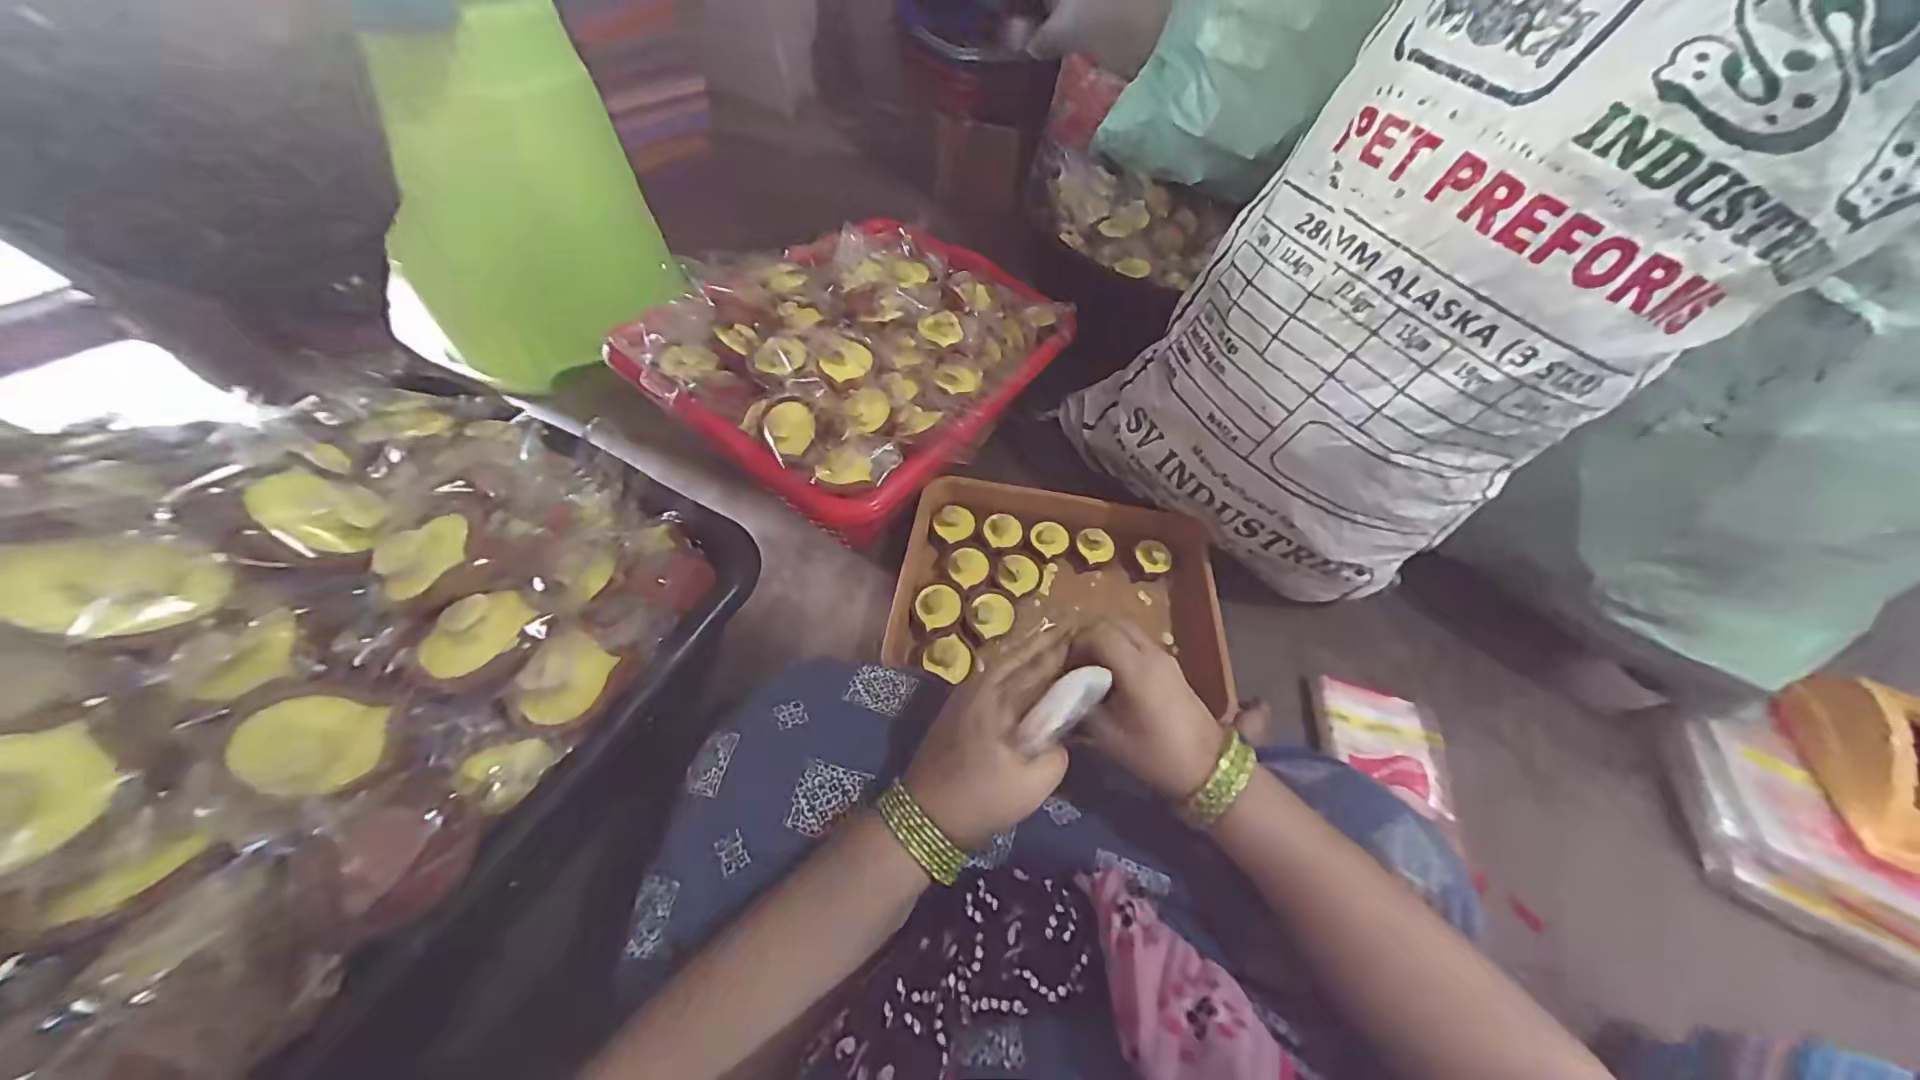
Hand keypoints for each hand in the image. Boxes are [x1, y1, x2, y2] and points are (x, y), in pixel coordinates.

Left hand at [903, 628, 1071, 848]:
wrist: (926, 814)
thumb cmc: (981, 800)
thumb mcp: (1033, 786)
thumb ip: (1058, 753)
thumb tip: (1062, 734)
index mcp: (1001, 700)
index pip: (1040, 667)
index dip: (1064, 651)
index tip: (1087, 636)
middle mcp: (982, 687)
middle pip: (1020, 657)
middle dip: (1046, 643)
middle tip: (1072, 630)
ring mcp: (966, 694)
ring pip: (1003, 662)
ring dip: (1027, 651)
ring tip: (1052, 641)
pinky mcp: (958, 705)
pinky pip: (992, 673)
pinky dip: (1011, 664)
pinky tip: (1021, 666)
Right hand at [1070, 619, 1225, 800]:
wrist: (1208, 767)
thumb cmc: (1156, 755)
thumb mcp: (1109, 737)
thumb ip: (1082, 707)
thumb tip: (1062, 692)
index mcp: (1137, 668)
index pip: (1098, 633)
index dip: (1075, 644)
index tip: (1062, 666)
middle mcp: (1152, 654)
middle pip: (1112, 622)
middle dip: (1086, 636)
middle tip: (1071, 661)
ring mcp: (1164, 656)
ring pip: (1126, 629)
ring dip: (1103, 639)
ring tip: (1087, 667)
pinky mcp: (1170, 665)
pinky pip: (1137, 641)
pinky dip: (1118, 646)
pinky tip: (1109, 674)